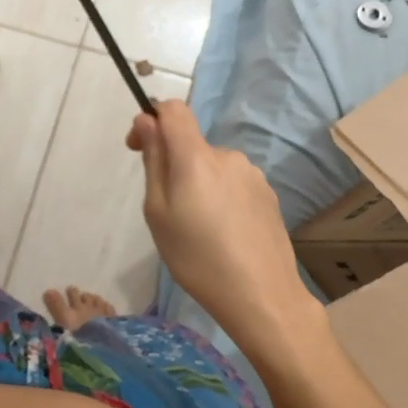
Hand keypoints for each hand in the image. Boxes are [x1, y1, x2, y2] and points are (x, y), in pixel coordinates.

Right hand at [128, 101, 325, 354]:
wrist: (263, 297)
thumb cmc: (197, 258)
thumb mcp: (157, 212)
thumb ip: (153, 162)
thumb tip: (147, 122)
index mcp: (196, 157)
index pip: (174, 110)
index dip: (151, 118)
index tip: (139, 148)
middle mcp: (227, 157)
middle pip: (191, 144)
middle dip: (173, 164)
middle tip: (166, 209)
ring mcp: (252, 176)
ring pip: (211, 166)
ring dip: (197, 183)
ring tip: (197, 227)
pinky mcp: (268, 196)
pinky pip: (231, 184)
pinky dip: (219, 197)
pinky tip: (222, 233)